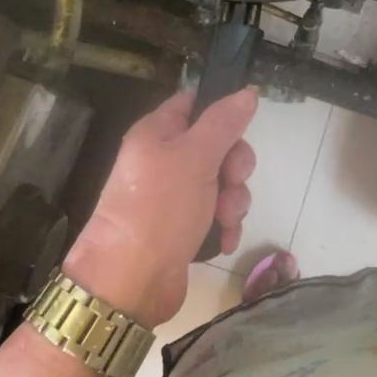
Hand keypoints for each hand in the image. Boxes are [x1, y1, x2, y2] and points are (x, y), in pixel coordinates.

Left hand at [62, 88, 258, 326]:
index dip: (220, 112)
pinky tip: (223, 240)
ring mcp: (173, 196)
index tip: (241, 128)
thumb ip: (223, 123)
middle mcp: (163, 161)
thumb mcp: (195, 157)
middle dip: (234, 167)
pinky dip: (224, 226)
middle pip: (217, 146)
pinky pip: (216, 215)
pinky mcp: (183, 228)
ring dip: (232, 201)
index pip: (194, 104)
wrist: (129, 284)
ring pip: (221, 183)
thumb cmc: (158, 209)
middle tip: (232, 181)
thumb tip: (248, 92)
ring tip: (224, 220)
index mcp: (157, 134)